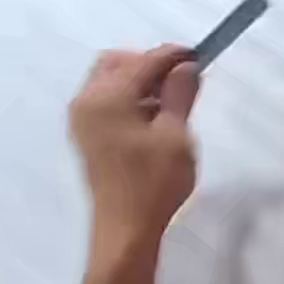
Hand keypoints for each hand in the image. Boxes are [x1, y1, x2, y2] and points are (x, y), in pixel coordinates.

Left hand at [69, 45, 201, 257]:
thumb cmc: (155, 182)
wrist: (126, 228)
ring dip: (141, 82)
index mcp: (107, 97)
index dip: (174, 56)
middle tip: (183, 80)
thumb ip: (179, 95)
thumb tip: (186, 66)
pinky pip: (108, 101)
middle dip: (151, 65)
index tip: (199, 56)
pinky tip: (154, 118)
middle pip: (119, 63)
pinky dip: (130, 99)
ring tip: (172, 102)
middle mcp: (87, 101)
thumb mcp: (175, 136)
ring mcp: (83, 119)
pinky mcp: (88, 136)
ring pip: (111, 81)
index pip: (144, 61)